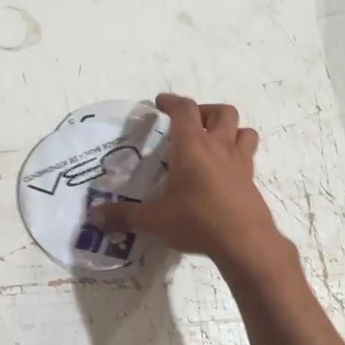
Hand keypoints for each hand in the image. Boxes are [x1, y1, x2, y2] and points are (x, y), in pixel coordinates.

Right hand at [90, 93, 282, 266]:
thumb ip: (124, 215)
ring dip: (229, 129)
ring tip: (213, 142)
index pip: (184, 110)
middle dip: (205, 111)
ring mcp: (239, 163)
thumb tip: (93, 215)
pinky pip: (248, 156)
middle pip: (222, 112)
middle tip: (191, 124)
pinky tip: (223, 173)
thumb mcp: (154, 220)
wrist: (243, 242)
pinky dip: (236, 156)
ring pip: (243, 130)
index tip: (160, 102)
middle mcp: (218, 147)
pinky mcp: (251, 181)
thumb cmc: (196, 221)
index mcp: (192, 147)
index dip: (171, 102)